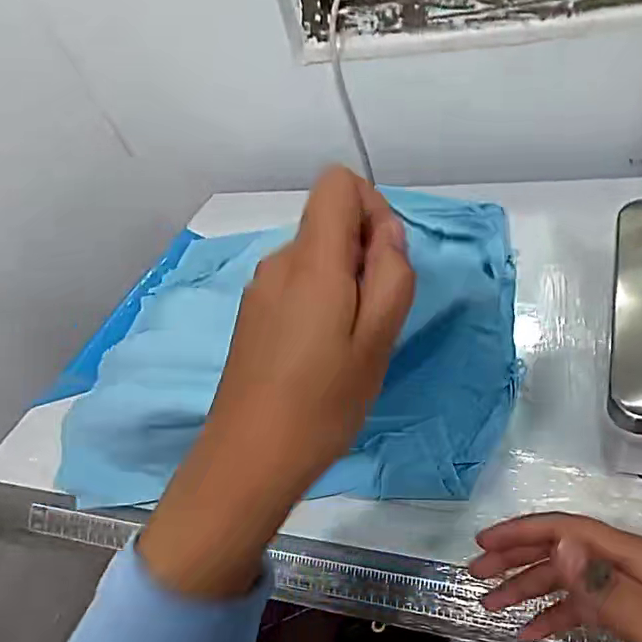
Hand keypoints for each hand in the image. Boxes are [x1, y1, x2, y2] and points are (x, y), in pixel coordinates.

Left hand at [207, 166, 413, 482]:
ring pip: (316, 260)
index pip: (338, 184)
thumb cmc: (323, 403)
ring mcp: (260, 291)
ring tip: (350, 346)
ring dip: (345, 286)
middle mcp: (279, 263)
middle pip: (329, 223)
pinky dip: (322, 304)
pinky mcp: (253, 318)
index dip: (373, 209)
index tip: (386, 265)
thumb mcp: (377, 340)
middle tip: (375, 321)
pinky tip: (322, 356)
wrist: (249, 457)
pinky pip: (297, 287)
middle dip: (364, 256)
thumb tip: (387, 233)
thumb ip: (391, 275)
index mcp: (311, 260)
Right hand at [473, 513, 641, 641]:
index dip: (522, 533)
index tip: (483, 545)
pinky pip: (587, 607)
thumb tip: (558, 543)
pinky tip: (532, 633)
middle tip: (476, 575)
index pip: (567, 531)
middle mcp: (629, 564)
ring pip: (570, 579)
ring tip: (492, 605)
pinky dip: (556, 616)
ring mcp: (635, 589)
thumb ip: (604, 586)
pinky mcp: (640, 613)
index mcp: (633, 556)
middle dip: (517, 558)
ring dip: (530, 588)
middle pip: (564, 550)